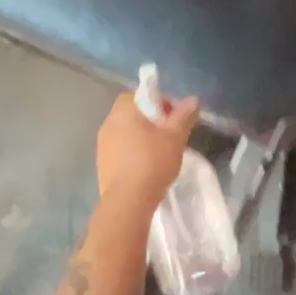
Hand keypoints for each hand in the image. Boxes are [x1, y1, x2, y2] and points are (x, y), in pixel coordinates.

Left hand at [96, 90, 199, 212]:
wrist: (128, 200)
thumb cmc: (153, 161)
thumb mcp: (175, 136)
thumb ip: (184, 115)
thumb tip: (193, 99)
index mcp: (123, 111)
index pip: (139, 94)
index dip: (159, 101)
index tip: (174, 116)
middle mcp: (108, 123)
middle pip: (132, 114)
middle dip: (152, 120)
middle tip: (170, 134)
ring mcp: (102, 145)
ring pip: (126, 133)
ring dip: (141, 137)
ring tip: (160, 152)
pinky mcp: (102, 164)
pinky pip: (120, 150)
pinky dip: (133, 153)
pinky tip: (147, 167)